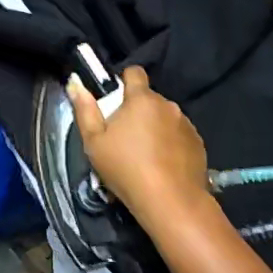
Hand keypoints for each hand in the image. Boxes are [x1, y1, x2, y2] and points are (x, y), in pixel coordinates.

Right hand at [68, 66, 212, 222]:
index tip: (114, 102)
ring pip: (165, 118)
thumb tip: (75, 84)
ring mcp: (186, 124)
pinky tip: (161, 166)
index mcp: (141, 99)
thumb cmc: (125, 168)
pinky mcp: (197, 143)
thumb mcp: (94, 143)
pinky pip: (179, 136)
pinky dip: (170, 145)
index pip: (134, 72)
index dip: (123, 82)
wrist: (170, 200)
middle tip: (123, 139)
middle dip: (136, 112)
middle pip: (148, 100)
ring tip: (144, 157)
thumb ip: (85, 111)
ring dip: (154, 129)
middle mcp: (167, 105)